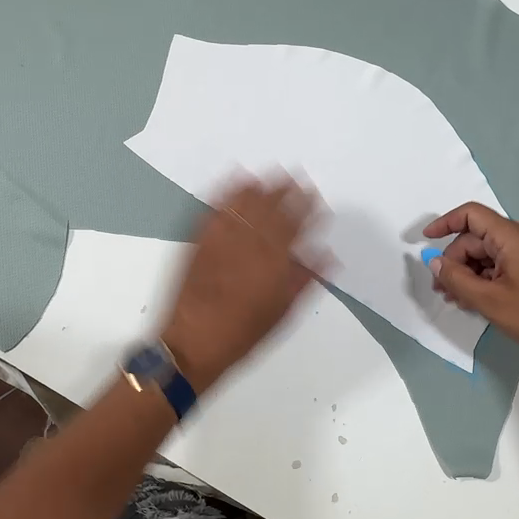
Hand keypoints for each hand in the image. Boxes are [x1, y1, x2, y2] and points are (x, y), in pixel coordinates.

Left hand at [161, 177, 325, 392]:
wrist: (192, 344)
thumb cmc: (242, 334)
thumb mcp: (282, 313)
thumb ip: (304, 280)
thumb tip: (327, 256)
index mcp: (275, 262)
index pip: (297, 226)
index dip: (309, 209)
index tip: (317, 198)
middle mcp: (251, 244)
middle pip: (273, 208)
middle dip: (288, 191)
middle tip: (299, 178)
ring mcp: (222, 239)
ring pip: (246, 203)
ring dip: (263, 186)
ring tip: (274, 174)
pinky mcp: (200, 239)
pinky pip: (217, 207)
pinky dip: (229, 190)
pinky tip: (238, 177)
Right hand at [423, 203, 518, 374]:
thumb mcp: (489, 300)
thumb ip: (456, 278)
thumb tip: (435, 262)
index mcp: (512, 236)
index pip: (471, 215)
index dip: (445, 223)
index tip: (425, 241)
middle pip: (477, 237)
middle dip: (455, 260)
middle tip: (442, 289)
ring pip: (488, 253)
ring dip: (469, 273)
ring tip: (457, 300)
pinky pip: (502, 264)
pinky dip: (486, 278)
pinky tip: (476, 301)